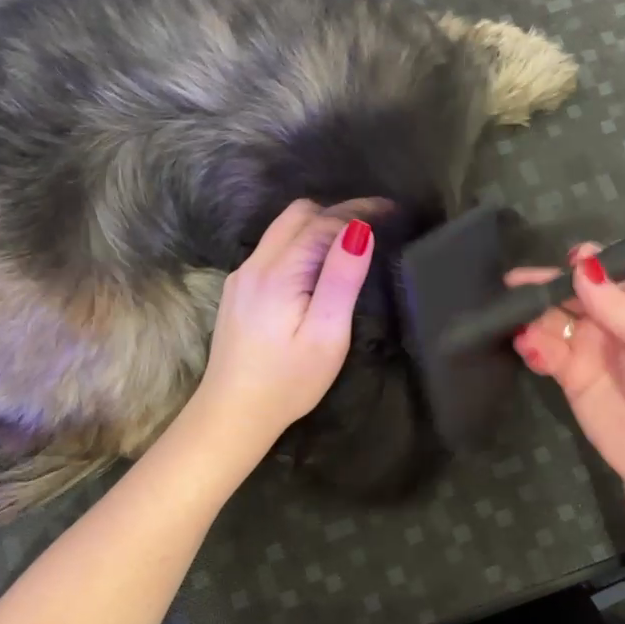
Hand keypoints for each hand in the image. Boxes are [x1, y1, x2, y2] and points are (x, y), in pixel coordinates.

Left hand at [192, 199, 381, 446]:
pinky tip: (318, 268)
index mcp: (278, 273)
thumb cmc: (288, 382)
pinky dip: (300, 245)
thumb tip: (359, 231)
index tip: (392, 210)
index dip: (359, 211)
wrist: (232, 413)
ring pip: (281, 231)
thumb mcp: (326, 335)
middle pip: (297, 215)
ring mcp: (241, 278)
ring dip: (317, 227)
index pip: (322, 222)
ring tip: (352, 243)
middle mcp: (254, 265)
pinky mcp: (237, 293)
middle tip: (375, 224)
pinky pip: (272, 250)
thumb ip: (341, 279)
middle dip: (337, 212)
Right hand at [510, 243, 624, 496]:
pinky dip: (534, 346)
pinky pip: (547, 352)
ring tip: (519, 323)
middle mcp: (616, 322)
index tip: (564, 262)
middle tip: (515, 285)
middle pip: (574, 295)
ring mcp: (591, 349)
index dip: (585, 266)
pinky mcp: (571, 376)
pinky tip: (528, 346)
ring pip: (555, 322)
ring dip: (534, 319)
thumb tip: (581, 263)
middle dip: (547, 290)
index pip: (609, 274)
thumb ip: (618, 305)